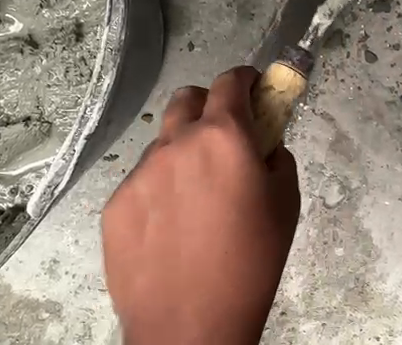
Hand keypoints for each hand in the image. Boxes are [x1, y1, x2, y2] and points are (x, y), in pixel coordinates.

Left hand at [103, 67, 300, 344]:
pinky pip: (141, 180)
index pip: (231, 80)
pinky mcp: (115, 207)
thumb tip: (262, 142)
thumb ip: (275, 153)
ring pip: (163, 142)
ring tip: (194, 196)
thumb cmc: (252, 259)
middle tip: (222, 138)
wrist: (192, 326)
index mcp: (224, 134)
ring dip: (182, 151)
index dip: (247, 80)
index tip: (255, 93)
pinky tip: (171, 225)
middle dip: (208, 106)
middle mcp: (177, 143)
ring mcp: (140, 174)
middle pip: (187, 98)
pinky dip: (159, 188)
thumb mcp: (286, 197)